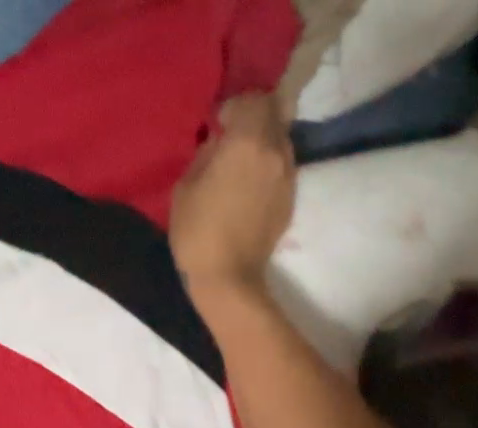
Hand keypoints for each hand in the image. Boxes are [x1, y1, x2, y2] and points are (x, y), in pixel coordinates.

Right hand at [169, 93, 295, 297]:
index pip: (254, 99)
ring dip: (263, 143)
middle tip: (231, 139)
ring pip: (281, 140)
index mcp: (248, 142)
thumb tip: (220, 141)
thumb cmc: (198, 231)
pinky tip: (249, 187)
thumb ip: (207, 153)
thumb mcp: (186, 186)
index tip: (219, 124)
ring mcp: (288, 174)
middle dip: (253, 120)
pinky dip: (268, 166)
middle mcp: (276, 150)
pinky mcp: (291, 196)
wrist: (228, 276)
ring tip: (240, 164)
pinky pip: (282, 166)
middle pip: (274, 114)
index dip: (235, 107)